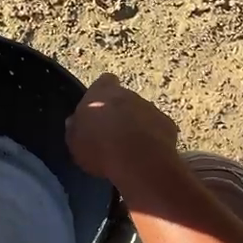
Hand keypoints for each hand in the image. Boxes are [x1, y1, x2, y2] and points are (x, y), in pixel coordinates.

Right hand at [66, 73, 181, 184]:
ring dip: (137, 126)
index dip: (101, 93)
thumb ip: (75, 128)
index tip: (98, 108)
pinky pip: (158, 129)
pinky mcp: (167, 123)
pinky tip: (146, 156)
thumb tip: (75, 122)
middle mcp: (128, 94)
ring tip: (129, 150)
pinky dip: (153, 139)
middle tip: (112, 135)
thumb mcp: (74, 142)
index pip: (103, 82)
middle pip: (123, 98)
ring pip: (142, 113)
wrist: (138, 160)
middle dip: (120, 113)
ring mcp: (151, 107)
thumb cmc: (99, 148)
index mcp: (101, 93)